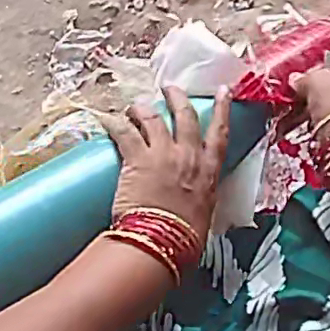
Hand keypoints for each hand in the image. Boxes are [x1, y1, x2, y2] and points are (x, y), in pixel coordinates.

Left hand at [104, 86, 231, 239]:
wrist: (163, 241)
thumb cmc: (185, 237)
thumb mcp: (204, 214)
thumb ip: (200, 202)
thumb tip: (195, 210)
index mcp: (208, 170)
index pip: (220, 132)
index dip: (222, 108)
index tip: (223, 91)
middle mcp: (188, 156)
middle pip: (185, 115)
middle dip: (177, 97)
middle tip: (170, 88)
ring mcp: (163, 154)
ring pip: (153, 117)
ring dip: (142, 107)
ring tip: (134, 105)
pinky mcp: (137, 159)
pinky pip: (123, 131)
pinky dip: (114, 123)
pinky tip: (107, 119)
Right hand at [291, 61, 329, 140]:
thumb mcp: (314, 80)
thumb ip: (304, 77)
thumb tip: (295, 79)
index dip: (318, 69)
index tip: (302, 77)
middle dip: (315, 91)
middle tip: (299, 94)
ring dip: (316, 108)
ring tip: (303, 111)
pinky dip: (320, 123)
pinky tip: (312, 125)